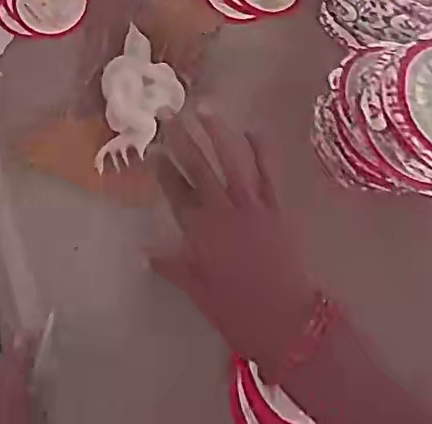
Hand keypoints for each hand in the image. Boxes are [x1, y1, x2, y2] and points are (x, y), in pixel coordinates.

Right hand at [148, 113, 318, 375]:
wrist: (289, 323)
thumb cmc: (239, 313)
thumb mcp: (199, 293)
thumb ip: (172, 266)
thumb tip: (143, 251)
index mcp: (200, 231)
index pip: (175, 190)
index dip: (162, 167)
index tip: (152, 145)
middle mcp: (222, 210)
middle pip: (197, 166)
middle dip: (180, 137)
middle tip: (167, 112)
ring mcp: (251, 204)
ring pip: (230, 159)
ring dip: (216, 131)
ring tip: (203, 107)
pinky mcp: (275, 206)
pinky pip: (266, 172)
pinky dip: (259, 149)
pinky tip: (251, 129)